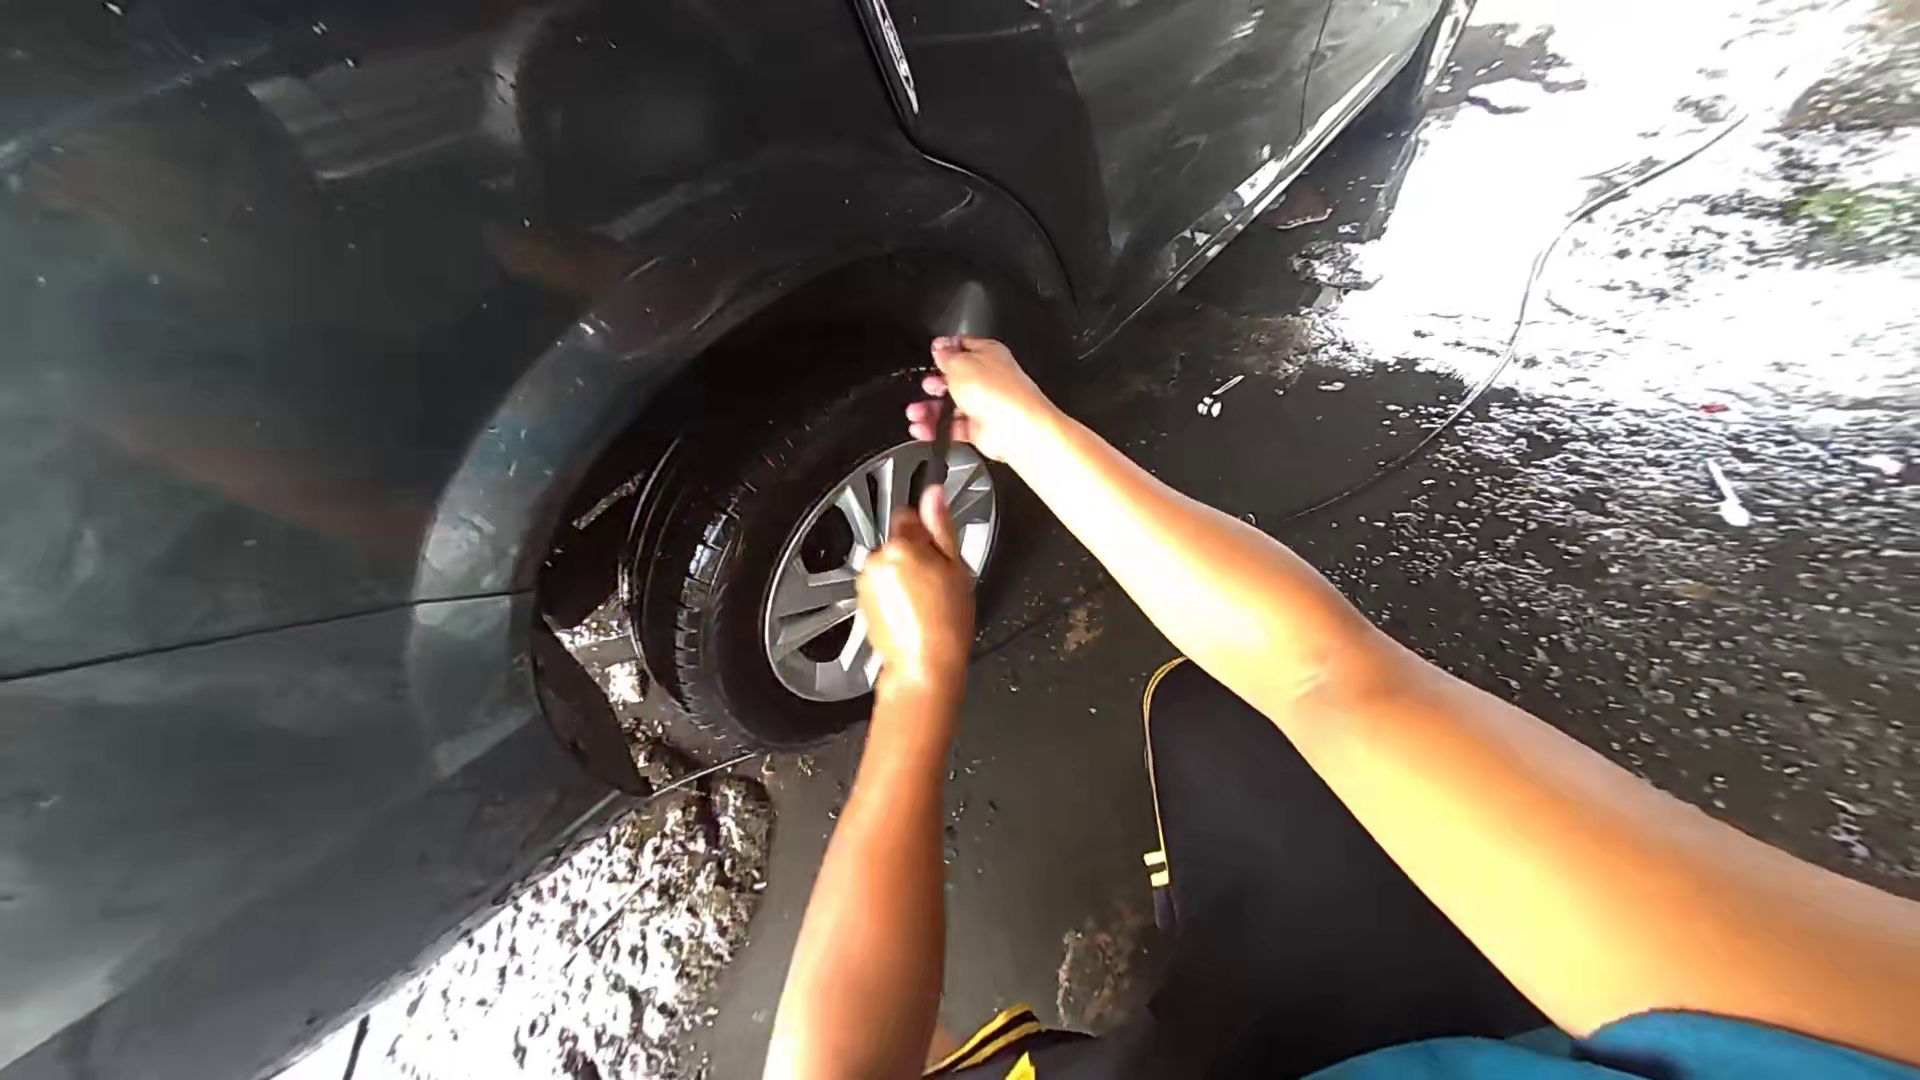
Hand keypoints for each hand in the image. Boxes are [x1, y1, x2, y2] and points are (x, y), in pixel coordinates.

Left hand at [858, 485, 975, 697]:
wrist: (925, 665)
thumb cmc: (946, 622)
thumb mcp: (956, 567)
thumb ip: (942, 526)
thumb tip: (934, 494)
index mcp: (900, 547)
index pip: (910, 516)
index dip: (929, 532)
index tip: (940, 550)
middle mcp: (877, 561)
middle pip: (899, 541)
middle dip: (917, 554)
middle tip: (938, 580)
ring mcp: (867, 583)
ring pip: (891, 564)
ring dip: (905, 574)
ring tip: (927, 599)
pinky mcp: (863, 602)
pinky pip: (882, 585)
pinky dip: (895, 592)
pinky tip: (914, 610)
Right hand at [905, 336, 1060, 465]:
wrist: (1018, 429)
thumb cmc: (1000, 392)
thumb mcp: (962, 364)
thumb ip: (947, 356)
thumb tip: (939, 347)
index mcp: (988, 354)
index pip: (962, 347)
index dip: (944, 352)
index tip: (930, 358)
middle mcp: (988, 379)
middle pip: (954, 379)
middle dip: (935, 384)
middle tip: (926, 385)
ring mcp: (984, 405)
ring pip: (951, 406)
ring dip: (930, 410)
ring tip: (915, 412)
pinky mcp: (981, 428)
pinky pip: (953, 428)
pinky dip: (936, 430)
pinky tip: (923, 428)